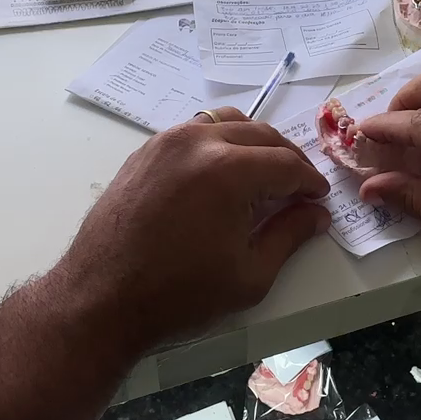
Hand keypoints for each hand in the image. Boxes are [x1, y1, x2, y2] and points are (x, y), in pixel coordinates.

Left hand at [50, 108, 330, 355]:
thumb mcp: (249, 274)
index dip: (309, 181)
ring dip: (254, 142)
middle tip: (298, 187)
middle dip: (287, 158)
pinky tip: (222, 171)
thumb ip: (290, 235)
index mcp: (229, 170)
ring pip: (228, 122)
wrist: (101, 297)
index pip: (287, 164)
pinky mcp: (147, 148)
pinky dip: (219, 141)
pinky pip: (195, 129)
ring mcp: (169, 139)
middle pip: (261, 135)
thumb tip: (317, 214)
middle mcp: (200, 141)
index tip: (319, 197)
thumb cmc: (179, 294)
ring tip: (263, 173)